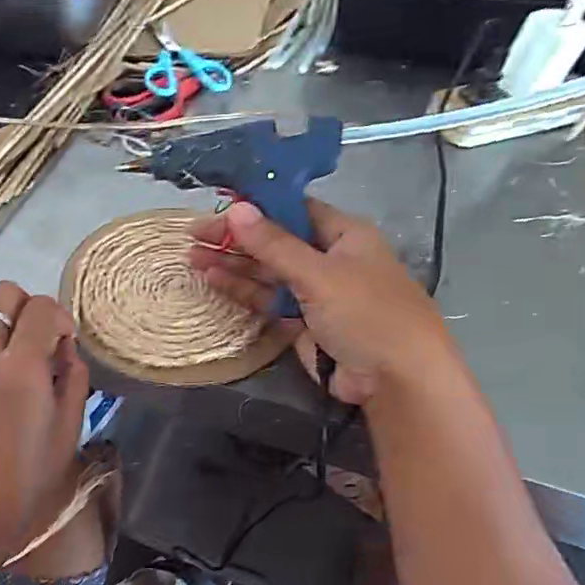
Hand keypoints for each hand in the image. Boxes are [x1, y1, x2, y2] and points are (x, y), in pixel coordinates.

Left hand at [0, 281, 91, 569]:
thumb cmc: (30, 474)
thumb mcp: (69, 426)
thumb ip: (73, 376)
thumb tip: (64, 350)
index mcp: (21, 366)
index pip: (41, 308)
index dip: (61, 319)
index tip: (67, 344)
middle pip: (4, 293)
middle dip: (29, 306)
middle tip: (42, 340)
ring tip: (14, 344)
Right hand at [188, 199, 456, 403]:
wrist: (392, 378)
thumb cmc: (366, 314)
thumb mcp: (319, 275)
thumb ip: (274, 245)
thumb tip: (236, 210)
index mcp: (344, 235)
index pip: (294, 210)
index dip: (257, 207)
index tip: (218, 206)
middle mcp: (328, 259)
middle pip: (275, 242)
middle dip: (236, 239)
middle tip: (193, 236)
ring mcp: (314, 292)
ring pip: (267, 272)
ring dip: (232, 265)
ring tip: (192, 258)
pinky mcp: (301, 322)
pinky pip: (267, 300)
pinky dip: (242, 291)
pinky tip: (213, 280)